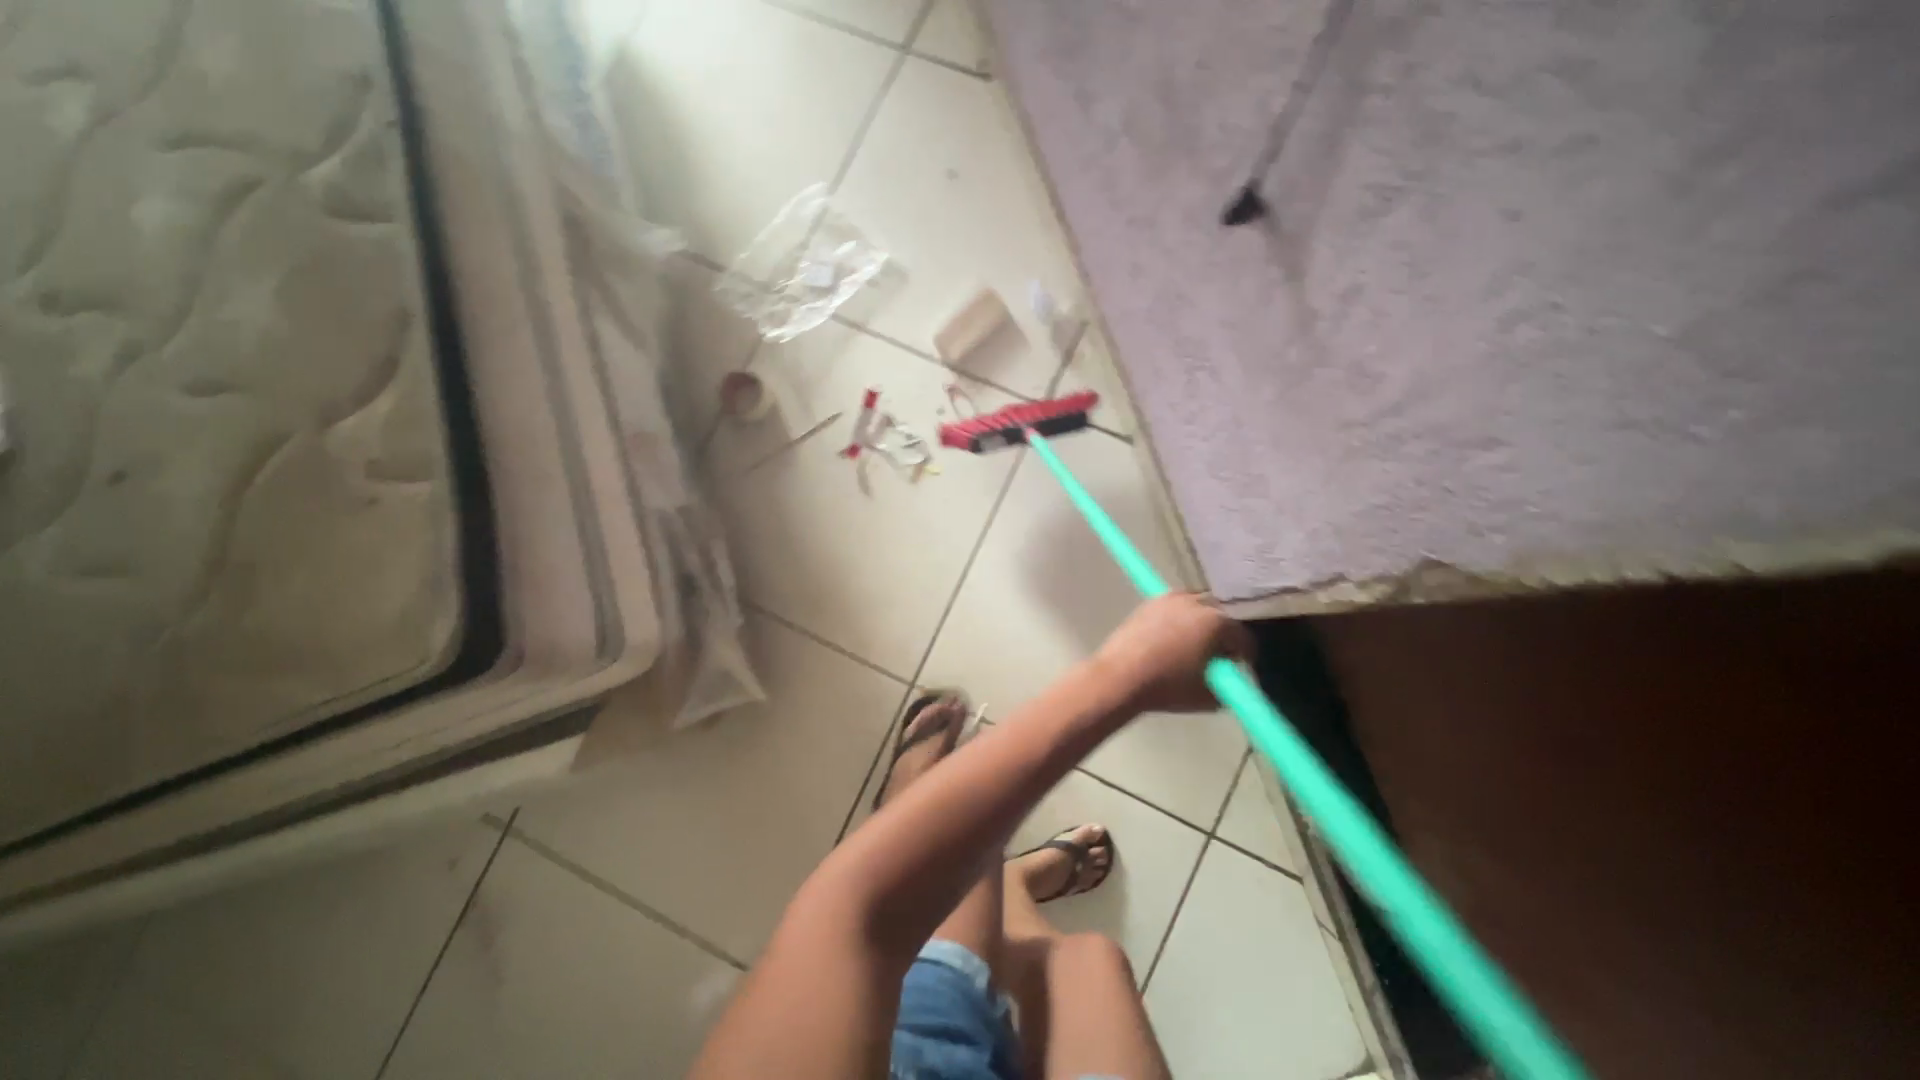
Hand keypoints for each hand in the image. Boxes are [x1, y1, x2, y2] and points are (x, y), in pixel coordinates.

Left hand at [1091, 593, 1252, 713]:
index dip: (1245, 655)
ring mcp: (1172, 598)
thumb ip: (1228, 687)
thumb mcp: (1208, 696)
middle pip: (1221, 616)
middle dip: (1224, 634)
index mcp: (1217, 623)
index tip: (1240, 668)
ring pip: (1198, 605)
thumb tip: (1229, 682)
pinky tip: (1173, 635)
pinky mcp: (1151, 602)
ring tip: (1195, 643)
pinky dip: (1180, 617)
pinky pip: (1176, 605)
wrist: (1121, 677)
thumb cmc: (1168, 687)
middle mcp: (1198, 602)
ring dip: (1202, 621)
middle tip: (1218, 656)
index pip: (1243, 638)